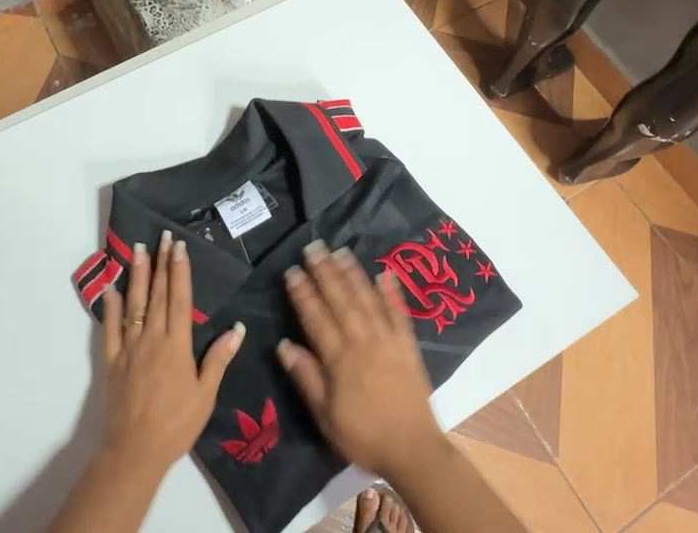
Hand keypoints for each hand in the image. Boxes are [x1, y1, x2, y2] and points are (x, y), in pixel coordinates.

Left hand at [97, 231, 245, 472]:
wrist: (135, 450)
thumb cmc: (177, 425)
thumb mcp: (206, 395)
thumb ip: (218, 359)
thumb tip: (236, 329)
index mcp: (177, 345)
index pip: (180, 299)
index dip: (180, 271)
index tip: (180, 248)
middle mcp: (152, 338)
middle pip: (158, 294)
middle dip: (162, 264)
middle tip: (163, 237)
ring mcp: (129, 347)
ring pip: (134, 304)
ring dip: (138, 275)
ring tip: (138, 249)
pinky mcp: (111, 361)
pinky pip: (110, 328)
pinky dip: (110, 306)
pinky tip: (111, 288)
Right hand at [278, 240, 449, 480]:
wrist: (413, 450)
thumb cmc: (363, 435)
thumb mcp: (325, 415)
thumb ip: (306, 377)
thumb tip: (284, 345)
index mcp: (339, 359)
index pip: (316, 318)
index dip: (303, 293)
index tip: (292, 270)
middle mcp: (362, 341)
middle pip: (341, 300)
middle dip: (325, 272)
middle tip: (314, 247)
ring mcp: (388, 341)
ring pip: (367, 300)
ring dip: (353, 274)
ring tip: (341, 251)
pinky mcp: (408, 346)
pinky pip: (399, 313)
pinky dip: (392, 292)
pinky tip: (385, 273)